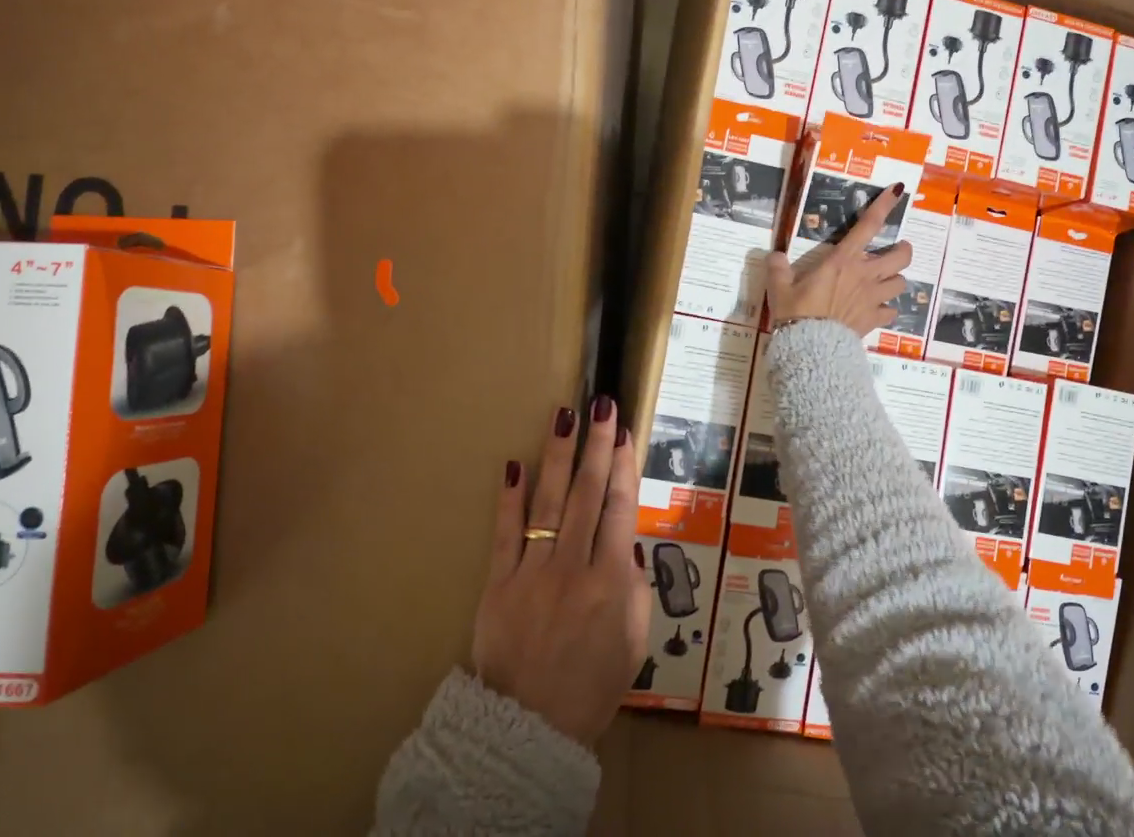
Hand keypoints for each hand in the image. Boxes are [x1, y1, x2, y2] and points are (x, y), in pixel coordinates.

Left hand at [471, 397, 647, 745]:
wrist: (530, 727)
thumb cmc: (592, 686)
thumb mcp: (634, 642)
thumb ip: (634, 589)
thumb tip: (626, 545)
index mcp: (612, 582)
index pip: (620, 509)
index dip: (623, 467)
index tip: (625, 433)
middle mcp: (574, 567)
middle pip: (587, 495)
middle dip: (596, 447)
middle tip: (601, 406)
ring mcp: (533, 572)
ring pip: (548, 504)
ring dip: (557, 458)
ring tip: (564, 418)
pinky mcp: (498, 584)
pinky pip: (506, 534)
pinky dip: (511, 499)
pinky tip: (516, 465)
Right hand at [766, 183, 912, 335]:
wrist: (811, 348)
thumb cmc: (796, 312)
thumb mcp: (779, 287)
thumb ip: (778, 268)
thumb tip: (774, 256)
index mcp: (843, 260)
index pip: (868, 226)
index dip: (884, 206)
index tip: (897, 191)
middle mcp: (864, 275)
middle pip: (901, 257)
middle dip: (903, 250)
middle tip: (897, 250)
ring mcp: (873, 298)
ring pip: (900, 283)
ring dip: (895, 280)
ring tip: (885, 281)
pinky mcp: (874, 320)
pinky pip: (891, 312)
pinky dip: (887, 309)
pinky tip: (878, 310)